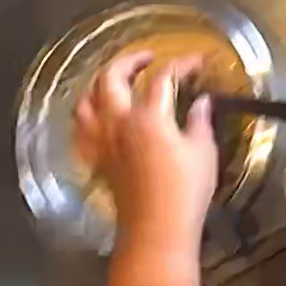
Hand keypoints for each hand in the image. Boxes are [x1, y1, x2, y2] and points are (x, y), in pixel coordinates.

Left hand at [74, 50, 217, 253]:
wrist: (157, 227)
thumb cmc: (187, 189)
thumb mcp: (204, 151)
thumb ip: (199, 121)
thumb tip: (201, 102)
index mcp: (147, 117)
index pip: (162, 77)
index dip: (181, 64)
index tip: (197, 61)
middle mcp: (117, 122)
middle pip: (111, 78)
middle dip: (130, 61)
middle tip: (150, 58)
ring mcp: (101, 140)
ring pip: (87, 99)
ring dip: (103, 83)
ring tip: (120, 81)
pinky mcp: (96, 158)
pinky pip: (82, 126)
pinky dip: (90, 112)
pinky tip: (100, 114)